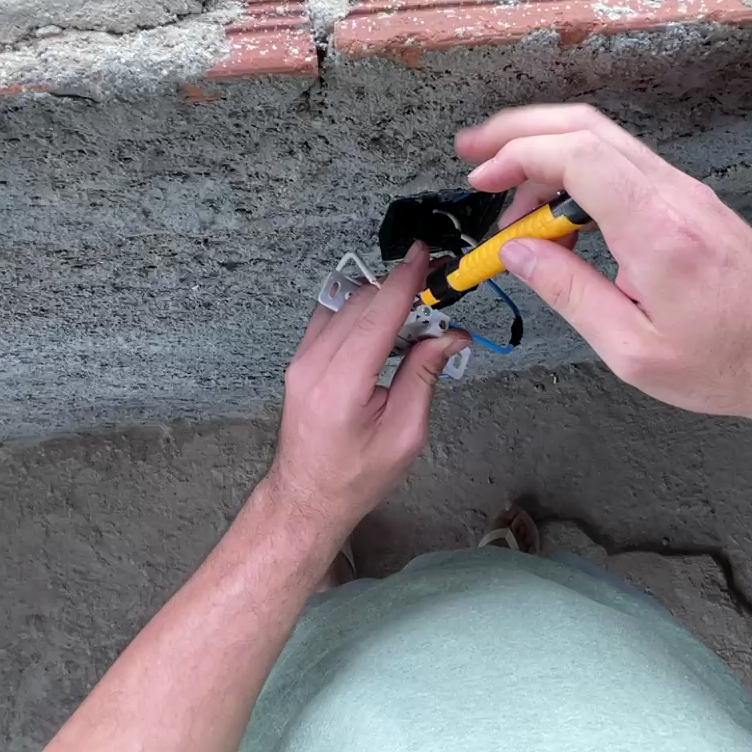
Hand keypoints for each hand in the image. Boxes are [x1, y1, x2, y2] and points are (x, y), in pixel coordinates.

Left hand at [265, 243, 470, 535]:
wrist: (307, 496)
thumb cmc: (357, 476)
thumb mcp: (405, 433)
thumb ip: (424, 375)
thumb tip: (451, 334)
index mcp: (341, 386)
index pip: (377, 315)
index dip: (405, 280)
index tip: (425, 255)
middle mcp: (314, 364)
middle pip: (362, 301)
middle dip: (401, 288)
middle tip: (436, 292)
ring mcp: (301, 359)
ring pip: (345, 303)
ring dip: (381, 296)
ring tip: (415, 309)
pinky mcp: (300, 358)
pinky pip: (331, 314)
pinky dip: (360, 308)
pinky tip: (383, 322)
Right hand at [456, 104, 751, 438]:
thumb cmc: (729, 364)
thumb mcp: (632, 348)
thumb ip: (568, 292)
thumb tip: (518, 252)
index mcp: (657, 230)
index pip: (577, 155)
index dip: (518, 156)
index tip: (482, 180)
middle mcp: (673, 195)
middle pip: (586, 126)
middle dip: (520, 130)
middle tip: (474, 151)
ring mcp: (684, 193)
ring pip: (603, 140)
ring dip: (546, 152)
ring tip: (508, 197)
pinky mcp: (688, 202)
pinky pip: (621, 165)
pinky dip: (575, 171)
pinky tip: (557, 211)